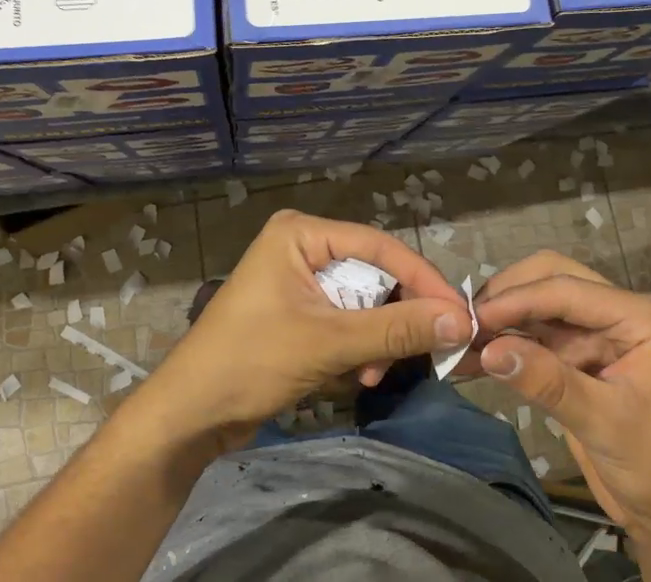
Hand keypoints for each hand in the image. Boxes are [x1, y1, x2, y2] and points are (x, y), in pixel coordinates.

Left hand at [141, 209, 472, 450]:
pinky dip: (361, 347)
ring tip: (375, 373)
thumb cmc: (251, 362)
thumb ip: (395, 329)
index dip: (423, 280)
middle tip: (427, 350)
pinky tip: (361, 376)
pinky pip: (348, 320)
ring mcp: (299, 280)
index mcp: (301, 233)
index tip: (461, 314)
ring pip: (365, 301)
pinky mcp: (299, 312)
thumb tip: (461, 320)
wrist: (189, 415)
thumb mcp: (328, 343)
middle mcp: (302, 247)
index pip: (380, 246)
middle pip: (375, 273)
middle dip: (397, 316)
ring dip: (379, 338)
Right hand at [469, 252, 650, 546]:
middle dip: (508, 294)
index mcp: (638, 316)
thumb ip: (548, 382)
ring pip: (537, 305)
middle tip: (465, 319)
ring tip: (459, 336)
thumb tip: (490, 350)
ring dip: (500, 318)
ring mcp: (594, 332)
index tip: (473, 316)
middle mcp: (616, 312)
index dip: (518, 299)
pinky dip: (504, 342)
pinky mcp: (574, 355)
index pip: (568, 290)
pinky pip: (533, 336)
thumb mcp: (603, 422)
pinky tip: (471, 356)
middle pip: (552, 279)